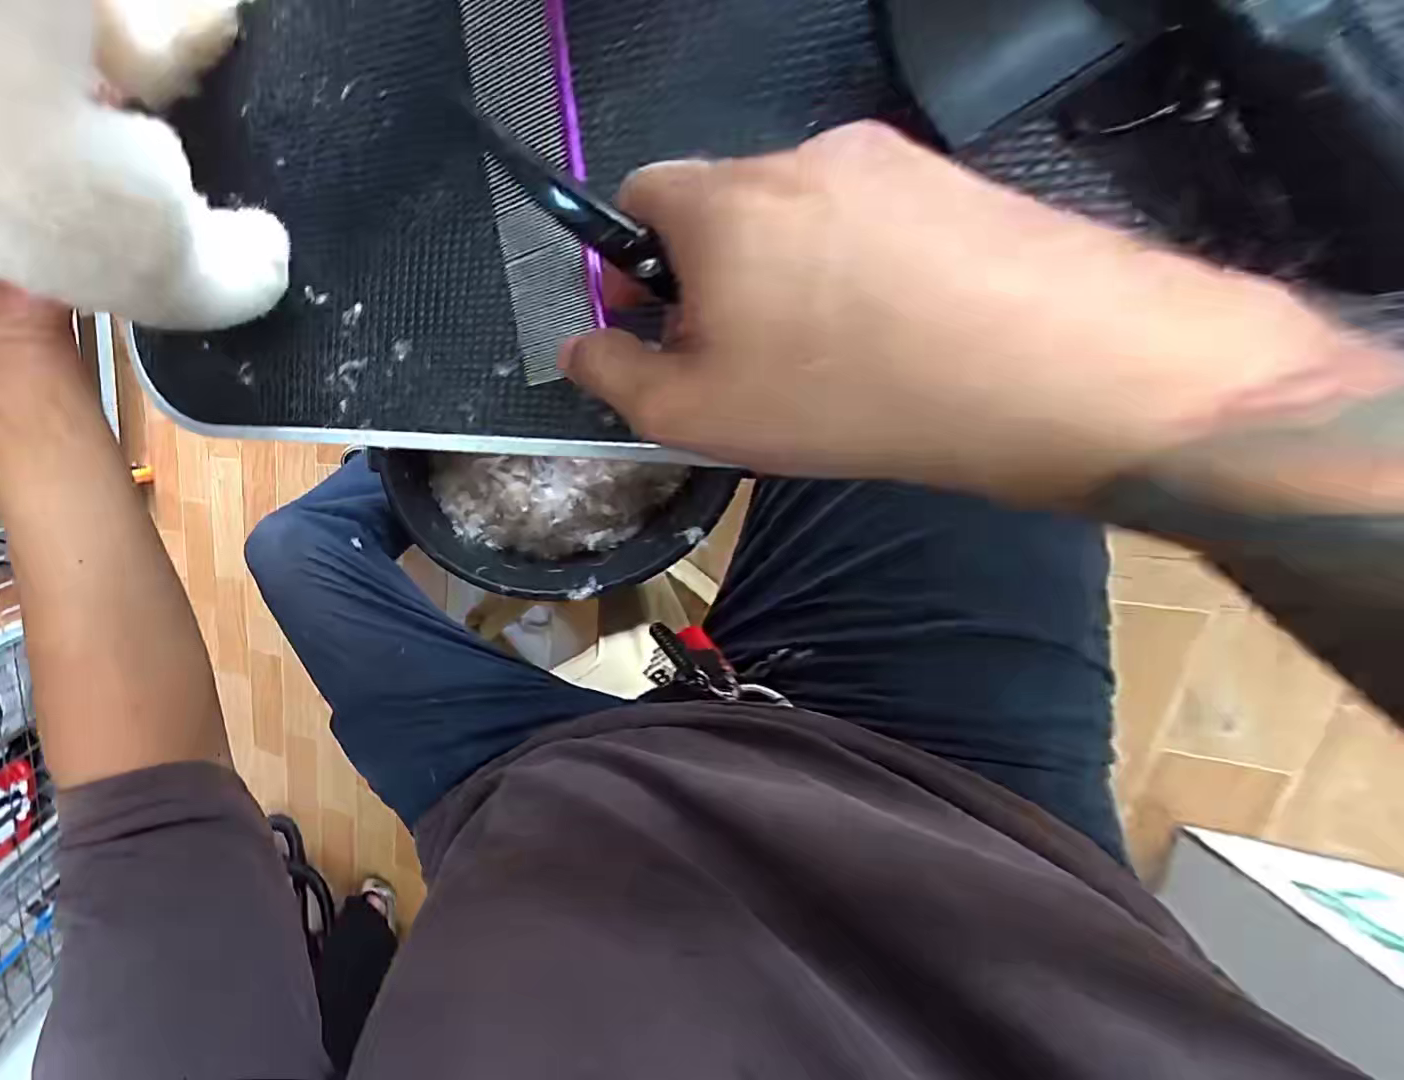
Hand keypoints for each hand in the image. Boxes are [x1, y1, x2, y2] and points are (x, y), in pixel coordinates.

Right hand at [560, 122, 1367, 504]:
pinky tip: (873, 336)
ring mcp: (889, 162)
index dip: (624, 260)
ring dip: (769, 278)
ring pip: (788, 219)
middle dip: (697, 278)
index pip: (637, 194)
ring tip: (806, 356)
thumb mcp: (686, 411)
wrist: (1056, 377)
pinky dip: (840, 272)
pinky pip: (861, 223)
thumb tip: (580, 345)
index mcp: (723, 203)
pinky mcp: (956, 183)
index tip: (649, 319)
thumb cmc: (833, 394)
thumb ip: (610, 373)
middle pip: (713, 210)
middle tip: (724, 355)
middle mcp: (801, 158)